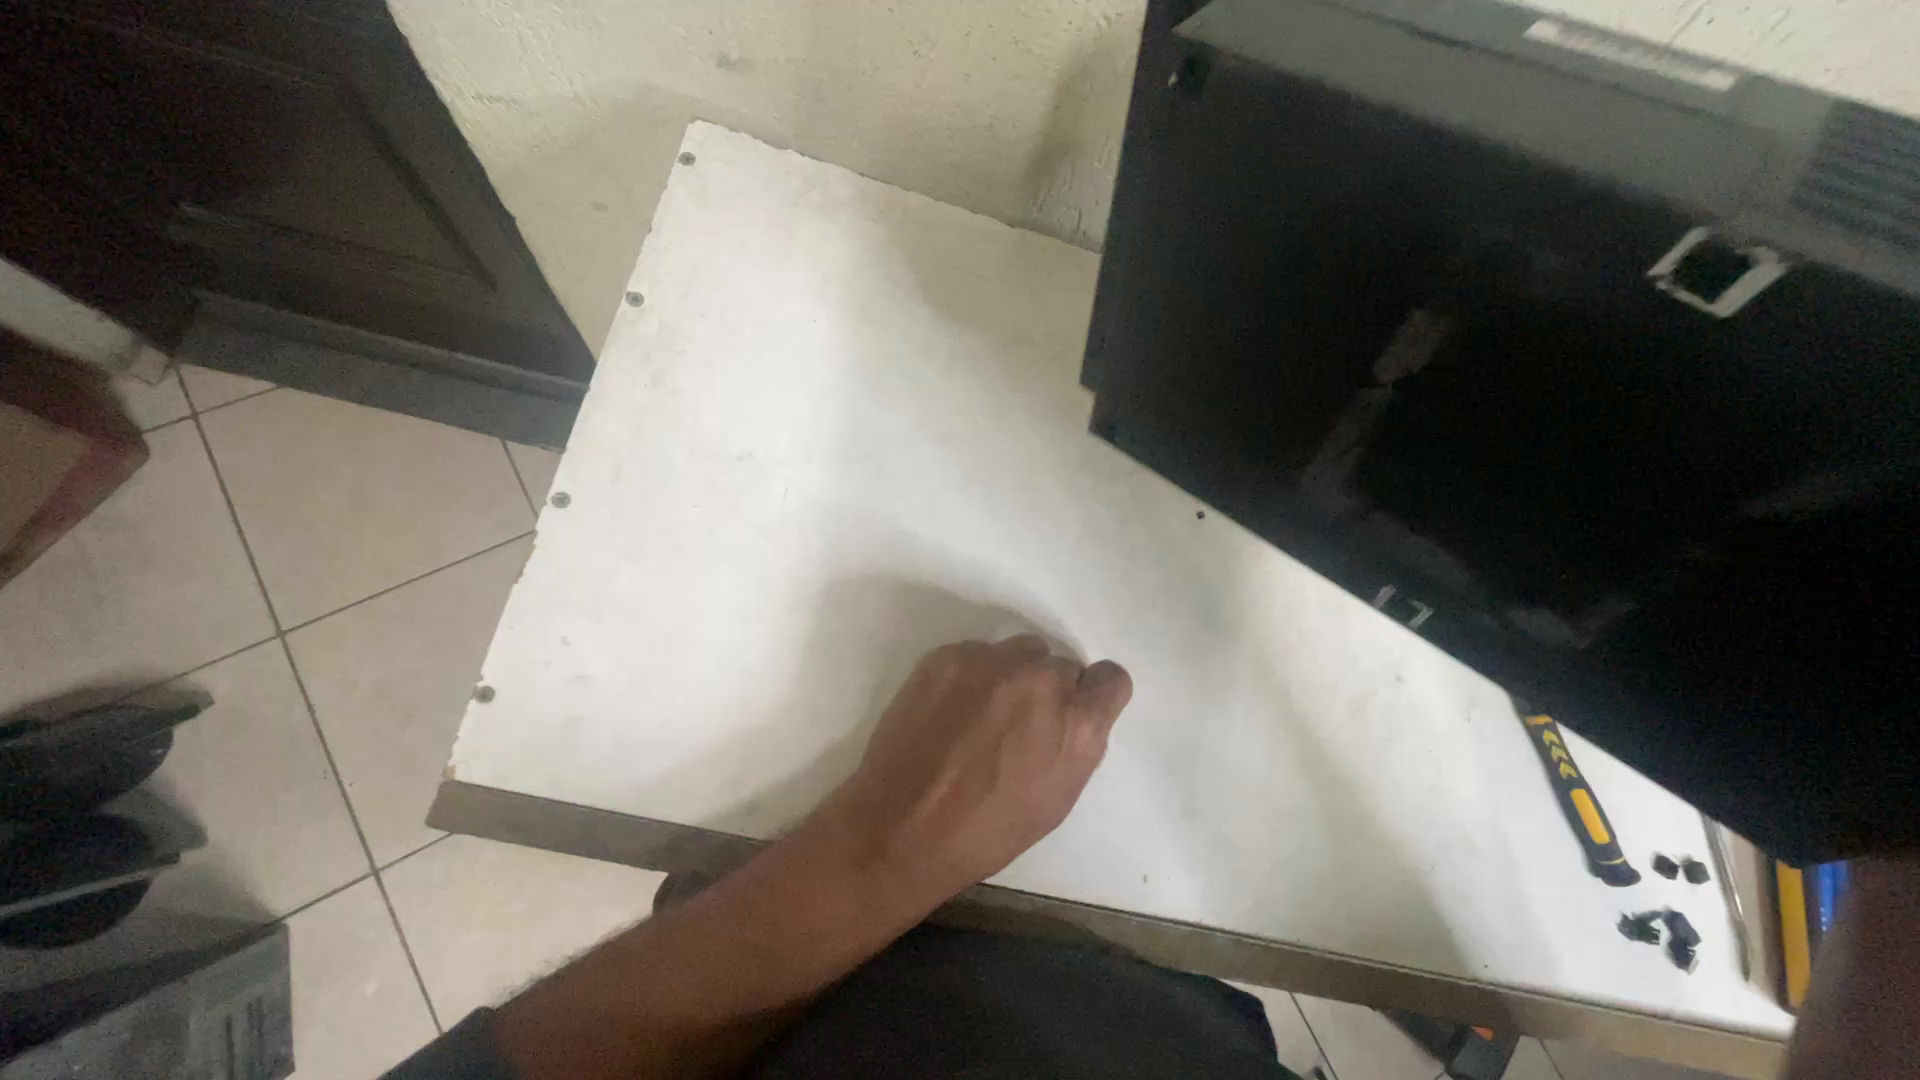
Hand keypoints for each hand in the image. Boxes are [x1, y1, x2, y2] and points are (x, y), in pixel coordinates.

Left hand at [810, 635, 1132, 906]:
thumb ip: (1076, 743)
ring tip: (980, 715)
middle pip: (1060, 665)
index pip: (1111, 678)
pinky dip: (969, 676)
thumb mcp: (1057, 798)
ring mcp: (991, 662)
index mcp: (1077, 722)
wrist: (902, 826)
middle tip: (1016, 724)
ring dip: (1010, 676)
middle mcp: (1041, 680)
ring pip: (1019, 652)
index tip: (1073, 711)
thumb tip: (1071, 716)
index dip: (1093, 696)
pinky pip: (975, 654)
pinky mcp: (948, 655)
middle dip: (1046, 690)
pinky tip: (948, 711)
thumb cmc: (987, 830)